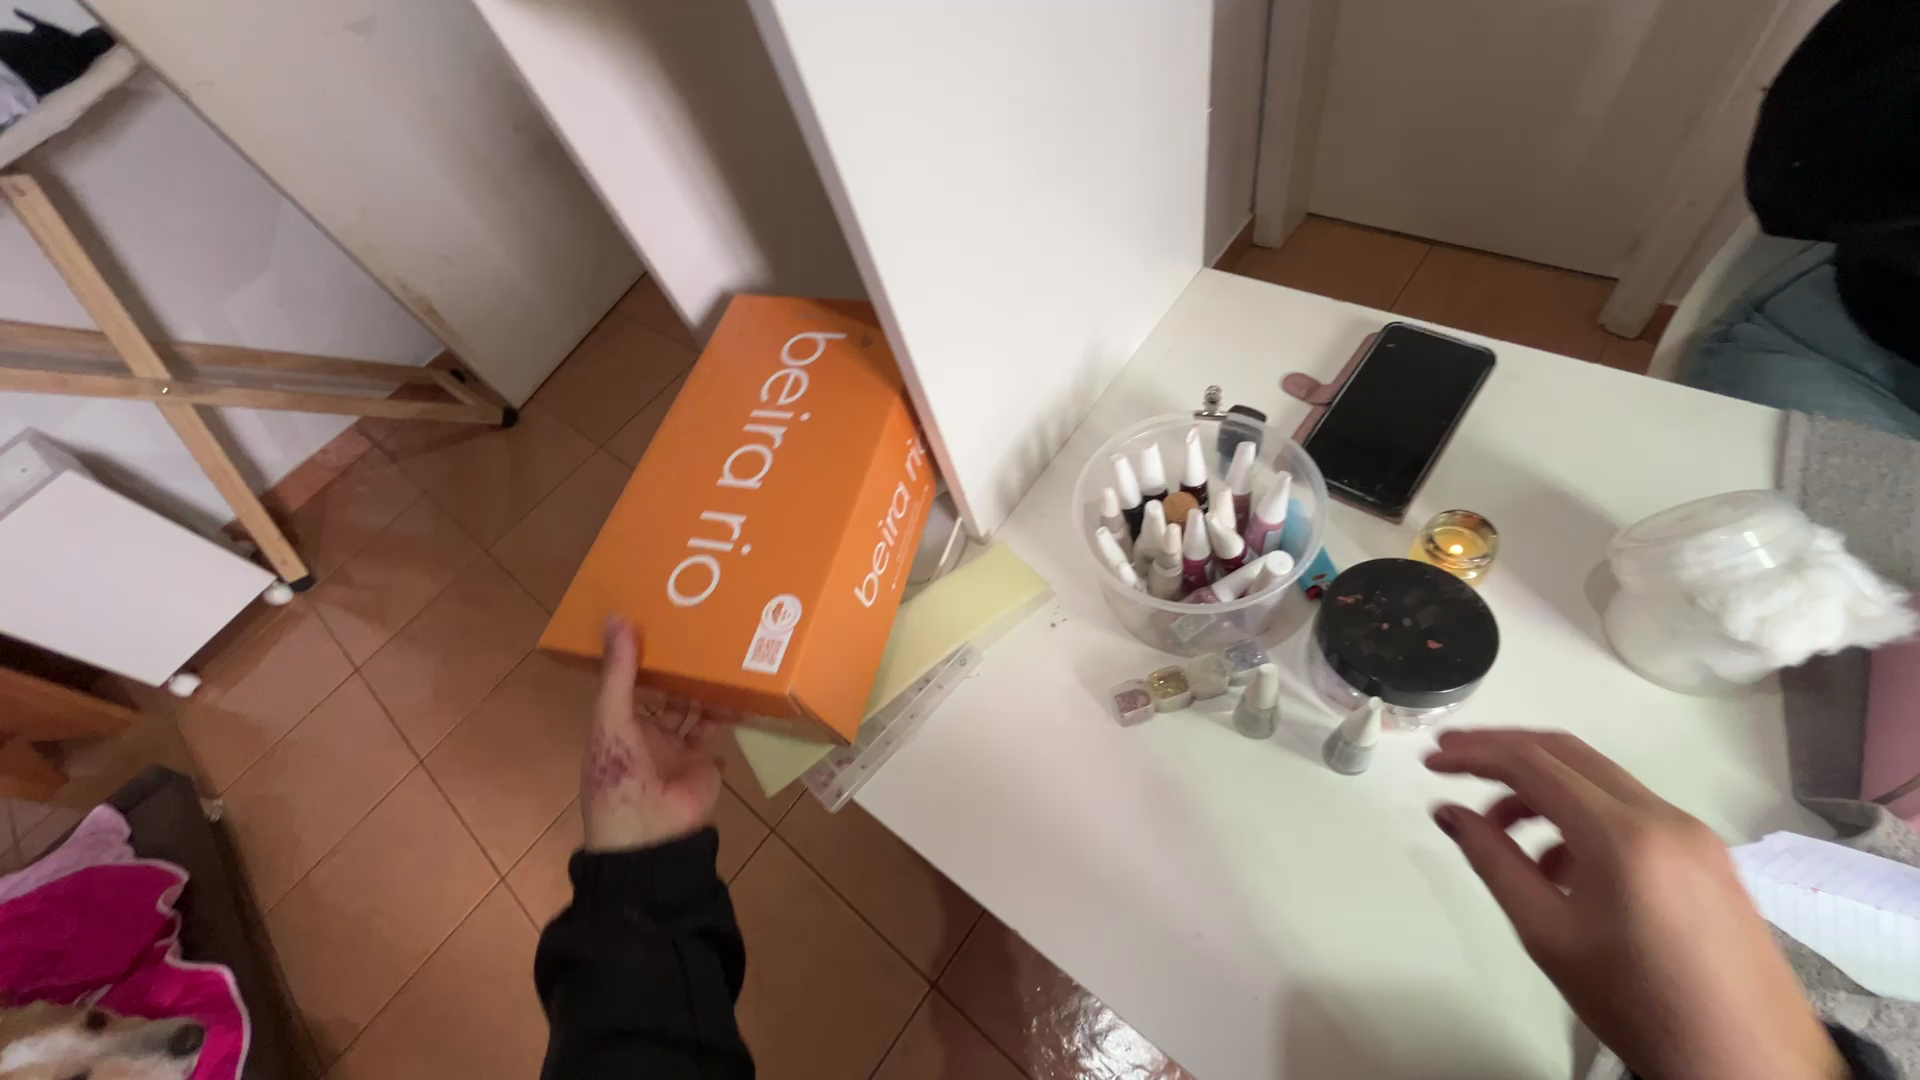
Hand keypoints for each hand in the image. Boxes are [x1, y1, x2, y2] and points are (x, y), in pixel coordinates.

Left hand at [580, 616, 723, 852]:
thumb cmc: (619, 773)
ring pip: (694, 707)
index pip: (632, 679)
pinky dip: (728, 712)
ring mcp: (678, 745)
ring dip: (705, 686)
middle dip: (681, 668)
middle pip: (667, 691)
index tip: (662, 618)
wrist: (651, 832)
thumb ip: (619, 673)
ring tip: (724, 653)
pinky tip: (740, 689)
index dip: (644, 653)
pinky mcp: (705, 758)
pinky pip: (717, 728)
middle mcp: (648, 730)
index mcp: (619, 721)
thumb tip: (617, 617)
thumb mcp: (612, 719)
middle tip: (703, 629)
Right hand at [1427, 730, 1844, 1079]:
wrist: (1754, 1070)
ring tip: (1496, 825)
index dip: (1472, 752)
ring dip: (1536, 783)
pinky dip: (1574, 810)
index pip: (1530, 762)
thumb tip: (1448, 812)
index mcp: (1623, 834)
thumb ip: (1492, 859)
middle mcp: (1663, 817)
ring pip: (1594, 776)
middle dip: (1499, 748)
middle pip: (1564, 752)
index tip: (1429, 760)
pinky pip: (1624, 808)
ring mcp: (1692, 834)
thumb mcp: (1546, 932)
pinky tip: (1552, 859)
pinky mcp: (1705, 856)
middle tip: (1449, 758)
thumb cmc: (1639, 1003)